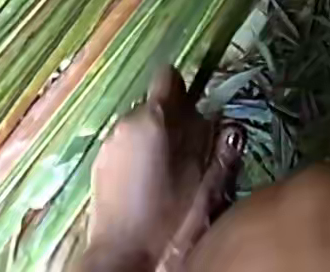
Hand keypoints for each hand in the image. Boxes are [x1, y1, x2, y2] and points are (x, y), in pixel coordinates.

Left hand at [81, 66, 241, 271]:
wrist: (122, 263)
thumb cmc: (170, 220)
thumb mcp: (207, 182)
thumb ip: (221, 146)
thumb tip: (231, 124)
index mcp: (155, 116)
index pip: (168, 76)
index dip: (182, 88)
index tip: (194, 108)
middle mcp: (127, 120)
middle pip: (154, 103)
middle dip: (171, 118)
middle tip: (187, 149)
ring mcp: (109, 142)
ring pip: (139, 125)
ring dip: (153, 136)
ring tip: (166, 170)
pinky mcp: (98, 165)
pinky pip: (124, 145)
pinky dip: (136, 154)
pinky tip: (145, 184)